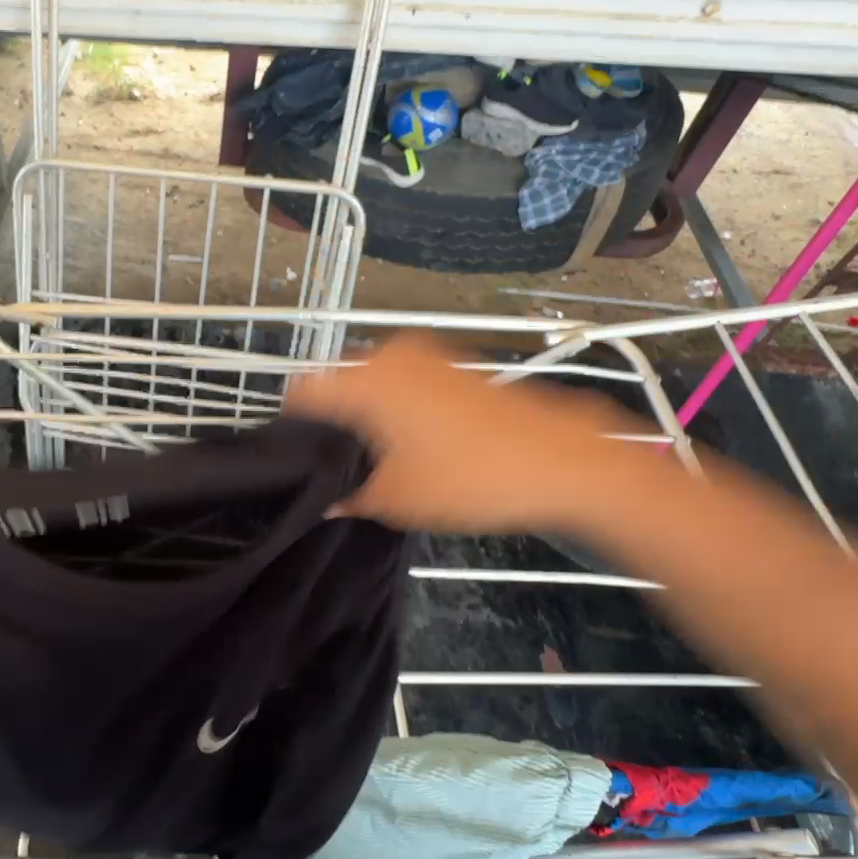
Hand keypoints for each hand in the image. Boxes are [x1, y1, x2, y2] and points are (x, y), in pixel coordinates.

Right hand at [284, 333, 660, 533]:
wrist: (566, 461)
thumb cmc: (471, 477)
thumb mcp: (399, 500)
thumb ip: (349, 497)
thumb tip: (326, 502)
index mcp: (362, 381)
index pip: (300, 393)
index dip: (291, 429)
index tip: (294, 463)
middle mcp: (387, 356)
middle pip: (336, 384)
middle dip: (331, 422)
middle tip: (337, 469)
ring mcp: (424, 356)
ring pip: (370, 382)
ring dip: (364, 413)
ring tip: (376, 460)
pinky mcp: (454, 365)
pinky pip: (402, 381)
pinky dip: (395, 405)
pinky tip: (414, 443)